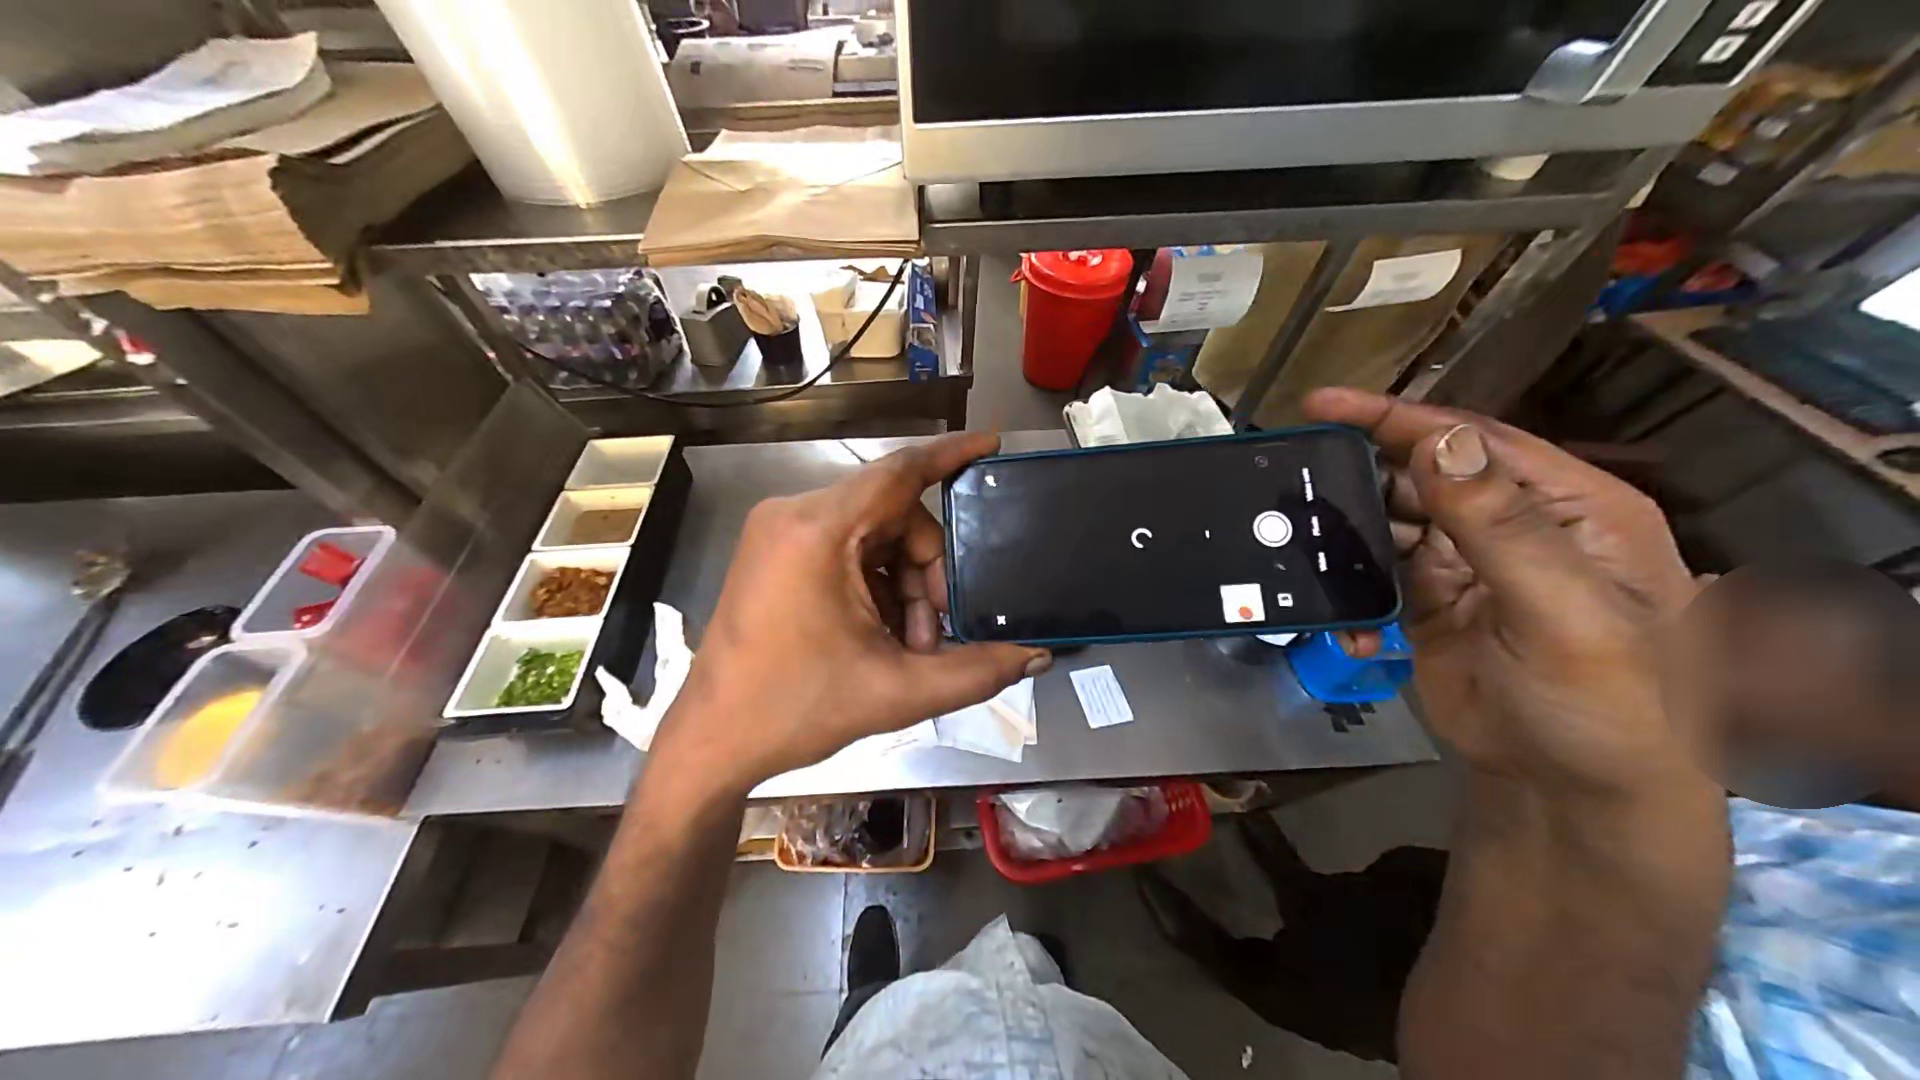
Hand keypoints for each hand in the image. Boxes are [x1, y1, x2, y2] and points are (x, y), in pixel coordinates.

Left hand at [651, 433, 1049, 795]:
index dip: (951, 455)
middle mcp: (794, 516)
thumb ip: (976, 672)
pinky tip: (882, 635)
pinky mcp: (774, 553)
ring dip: (902, 586)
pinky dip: (875, 585)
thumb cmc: (795, 710)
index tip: (992, 445)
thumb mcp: (896, 691)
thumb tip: (1036, 657)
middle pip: (892, 514)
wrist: (713, 742)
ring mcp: (778, 533)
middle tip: (938, 631)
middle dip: (927, 570)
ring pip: (872, 535)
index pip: (899, 472)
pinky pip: (845, 549)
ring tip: (909, 647)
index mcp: (818, 531)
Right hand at [1302, 389, 1702, 798]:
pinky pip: (1376, 577)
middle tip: (1294, 479)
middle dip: (1358, 474)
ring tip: (1300, 544)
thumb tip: (1439, 440)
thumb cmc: (1608, 703)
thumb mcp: (1563, 611)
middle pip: (1419, 476)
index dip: (1396, 419)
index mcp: (1567, 508)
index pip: (1471, 442)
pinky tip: (1349, 627)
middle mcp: (1514, 526)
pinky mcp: (1428, 604)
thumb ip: (1501, 526)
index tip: (1321, 405)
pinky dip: (1353, 595)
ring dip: (1347, 534)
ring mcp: (1466, 566)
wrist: (1575, 793)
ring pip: (1389, 523)